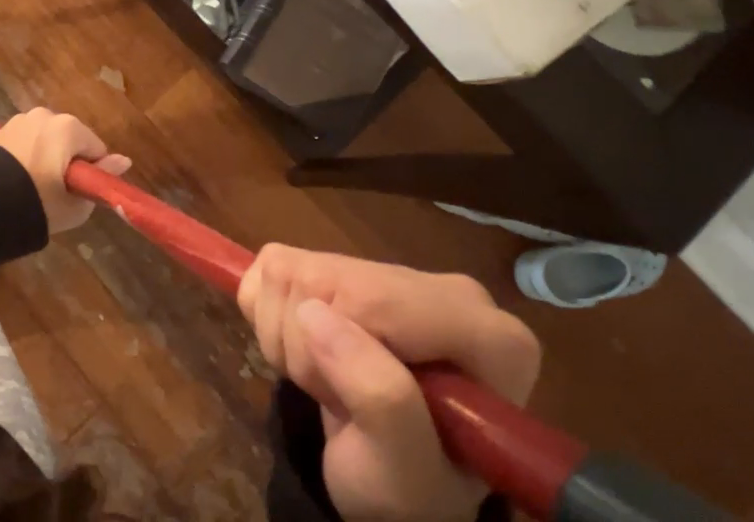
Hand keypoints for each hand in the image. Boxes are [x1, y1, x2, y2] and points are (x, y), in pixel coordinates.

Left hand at [0, 108, 131, 233]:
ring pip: (47, 140)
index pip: (95, 149)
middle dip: (68, 161)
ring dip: (47, 157)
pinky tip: (19, 178)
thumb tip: (124, 161)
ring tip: (35, 186)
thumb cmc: (39, 203)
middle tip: (56, 191)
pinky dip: (28, 155)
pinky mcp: (1, 129)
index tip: (78, 192)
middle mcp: (45, 115)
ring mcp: (20, 120)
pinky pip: (26, 142)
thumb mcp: (77, 202)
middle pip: (70, 140)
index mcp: (68, 127)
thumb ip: (102, 178)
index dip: (91, 173)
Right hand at [238, 246, 540, 521]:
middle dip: (303, 343)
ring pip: (292, 268)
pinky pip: (275, 263)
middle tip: (332, 395)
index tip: (338, 397)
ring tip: (326, 380)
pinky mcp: (348, 268)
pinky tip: (305, 348)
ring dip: (284, 333)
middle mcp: (446, 290)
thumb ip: (380, 397)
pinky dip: (266, 310)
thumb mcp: (406, 471)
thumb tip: (313, 313)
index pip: (374, 296)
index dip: (328, 342)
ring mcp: (393, 274)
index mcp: (486, 334)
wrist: (395, 484)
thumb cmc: (409, 490)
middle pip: (326, 276)